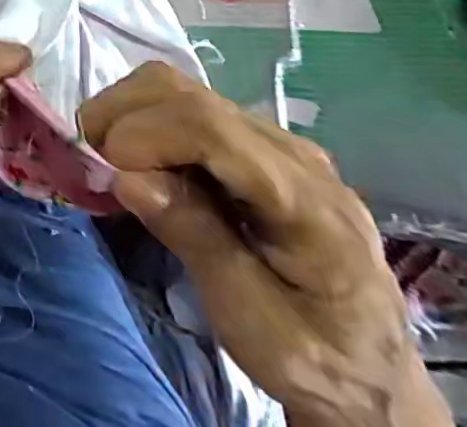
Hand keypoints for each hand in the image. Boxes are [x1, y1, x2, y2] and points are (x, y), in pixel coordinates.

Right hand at [78, 62, 449, 426]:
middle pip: (186, 93)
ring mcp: (274, 143)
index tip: (108, 175)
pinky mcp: (253, 145)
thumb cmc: (315, 361)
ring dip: (125, 114)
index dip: (143, 136)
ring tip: (108, 162)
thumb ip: (199, 243)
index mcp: (307, 203)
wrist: (374, 377)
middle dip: (121, 117)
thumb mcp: (256, 326)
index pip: (211, 128)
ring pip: (177, 88)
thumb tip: (126, 176)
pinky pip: (182, 107)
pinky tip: (137, 164)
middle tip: (92, 166)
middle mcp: (293, 155)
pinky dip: (141, 121)